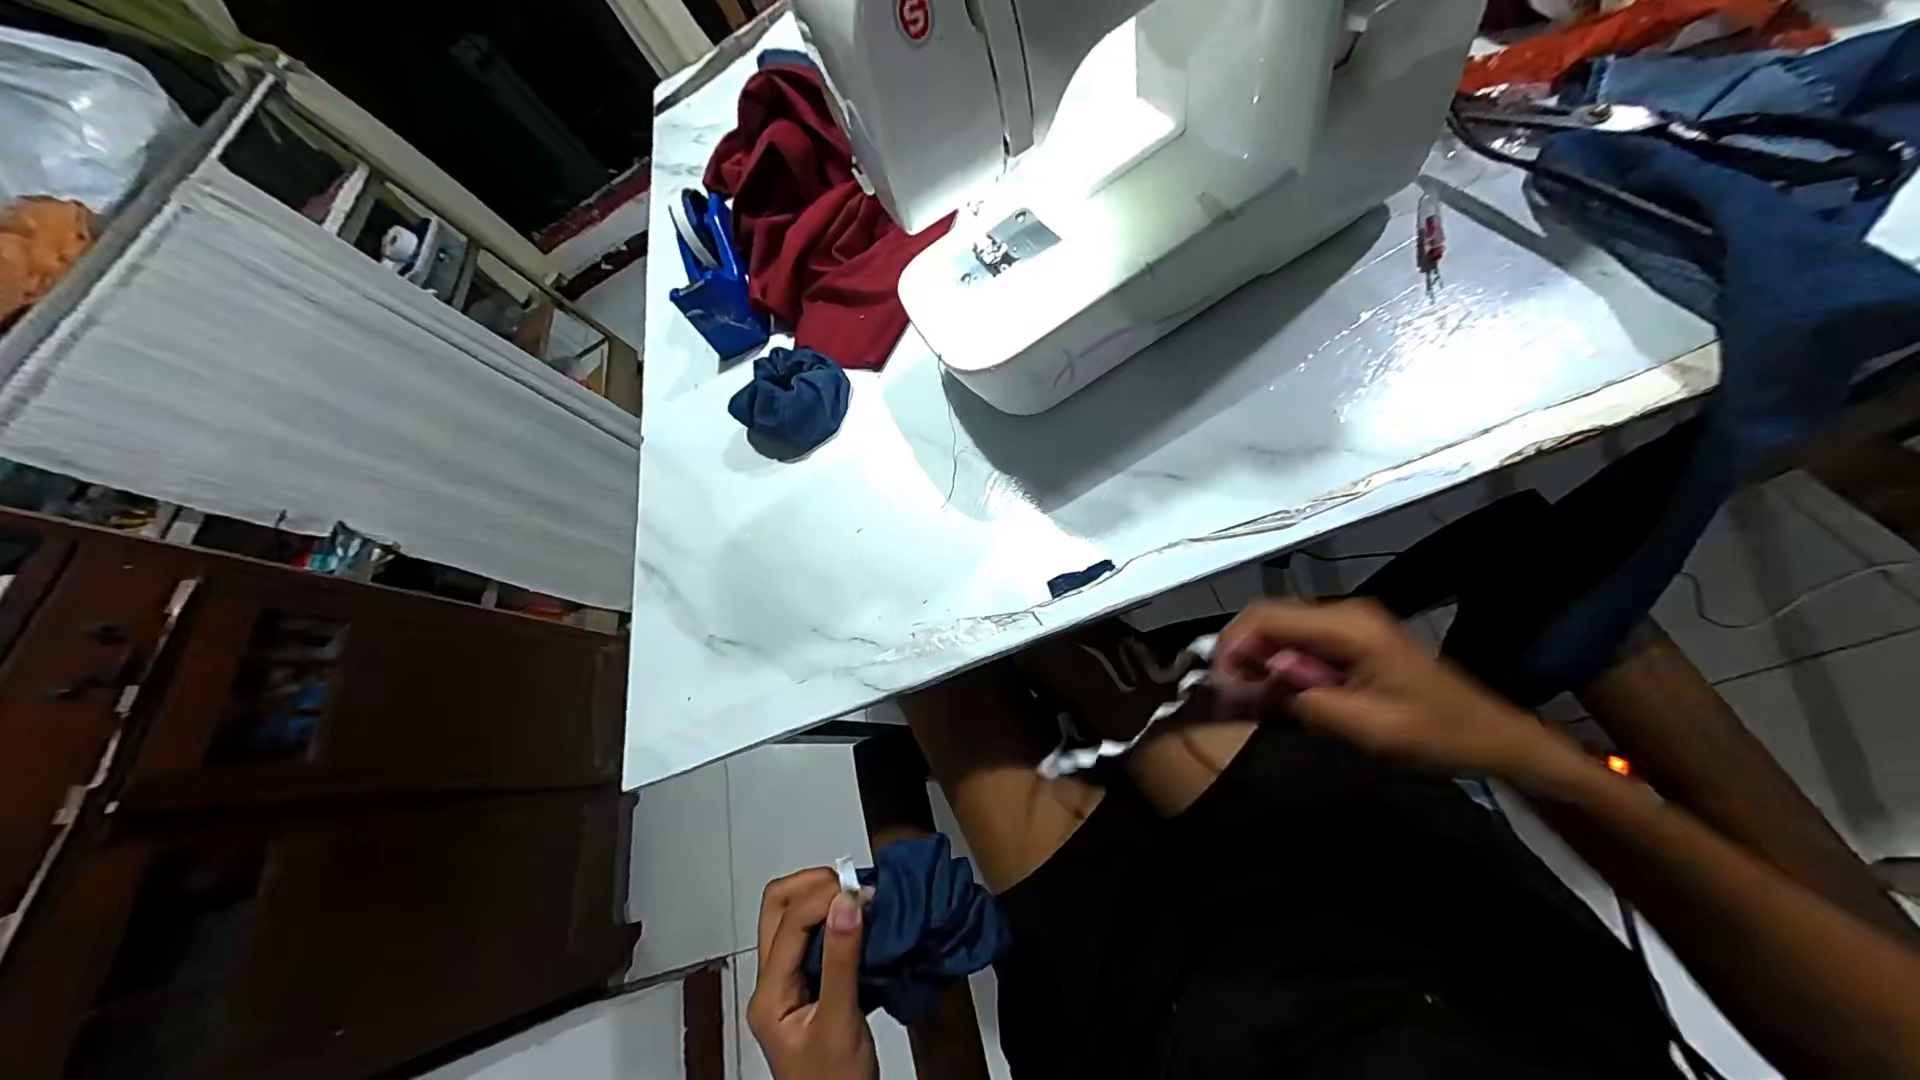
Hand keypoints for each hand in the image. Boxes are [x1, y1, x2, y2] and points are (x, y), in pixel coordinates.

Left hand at [747, 869, 877, 1079]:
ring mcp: (786, 980)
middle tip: (851, 887)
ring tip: (857, 898)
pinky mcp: (806, 982)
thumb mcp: (840, 1024)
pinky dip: (831, 914)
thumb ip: (842, 960)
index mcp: (770, 992)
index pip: (791, 922)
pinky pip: (810, 932)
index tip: (864, 892)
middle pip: (776, 906)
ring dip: (821, 895)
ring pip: (790, 915)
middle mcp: (770, 979)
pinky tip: (857, 918)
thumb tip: (847, 899)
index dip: (825, 897)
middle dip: (812, 884)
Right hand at [1215, 598, 1569, 780]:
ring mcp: (1347, 626)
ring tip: (1245, 699)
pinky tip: (1273, 695)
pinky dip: (1277, 667)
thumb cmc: (1440, 733)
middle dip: (1239, 653)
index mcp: (1349, 626)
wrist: (1496, 737)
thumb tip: (1255, 683)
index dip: (1233, 644)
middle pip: (1267, 619)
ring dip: (1256, 662)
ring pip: (1278, 631)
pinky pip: (1297, 645)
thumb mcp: (1372, 728)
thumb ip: (1309, 700)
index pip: (1267, 617)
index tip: (1218, 682)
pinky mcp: (1349, 642)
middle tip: (1228, 695)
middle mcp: (1343, 614)